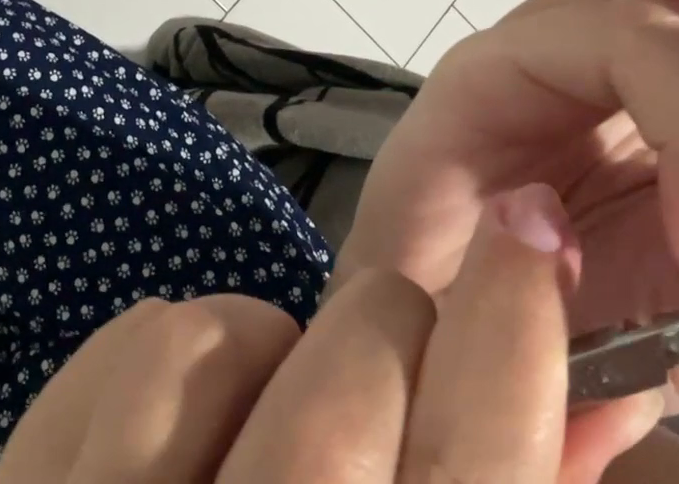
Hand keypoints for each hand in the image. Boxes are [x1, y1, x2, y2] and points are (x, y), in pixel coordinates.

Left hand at [0, 185, 660, 482]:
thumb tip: (560, 401)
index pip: (473, 453)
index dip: (516, 314)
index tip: (532, 225)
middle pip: (350, 366)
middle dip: (393, 323)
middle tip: (394, 349)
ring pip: (217, 337)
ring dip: (278, 336)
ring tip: (281, 398)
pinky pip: (119, 354)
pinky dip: (175, 349)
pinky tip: (191, 424)